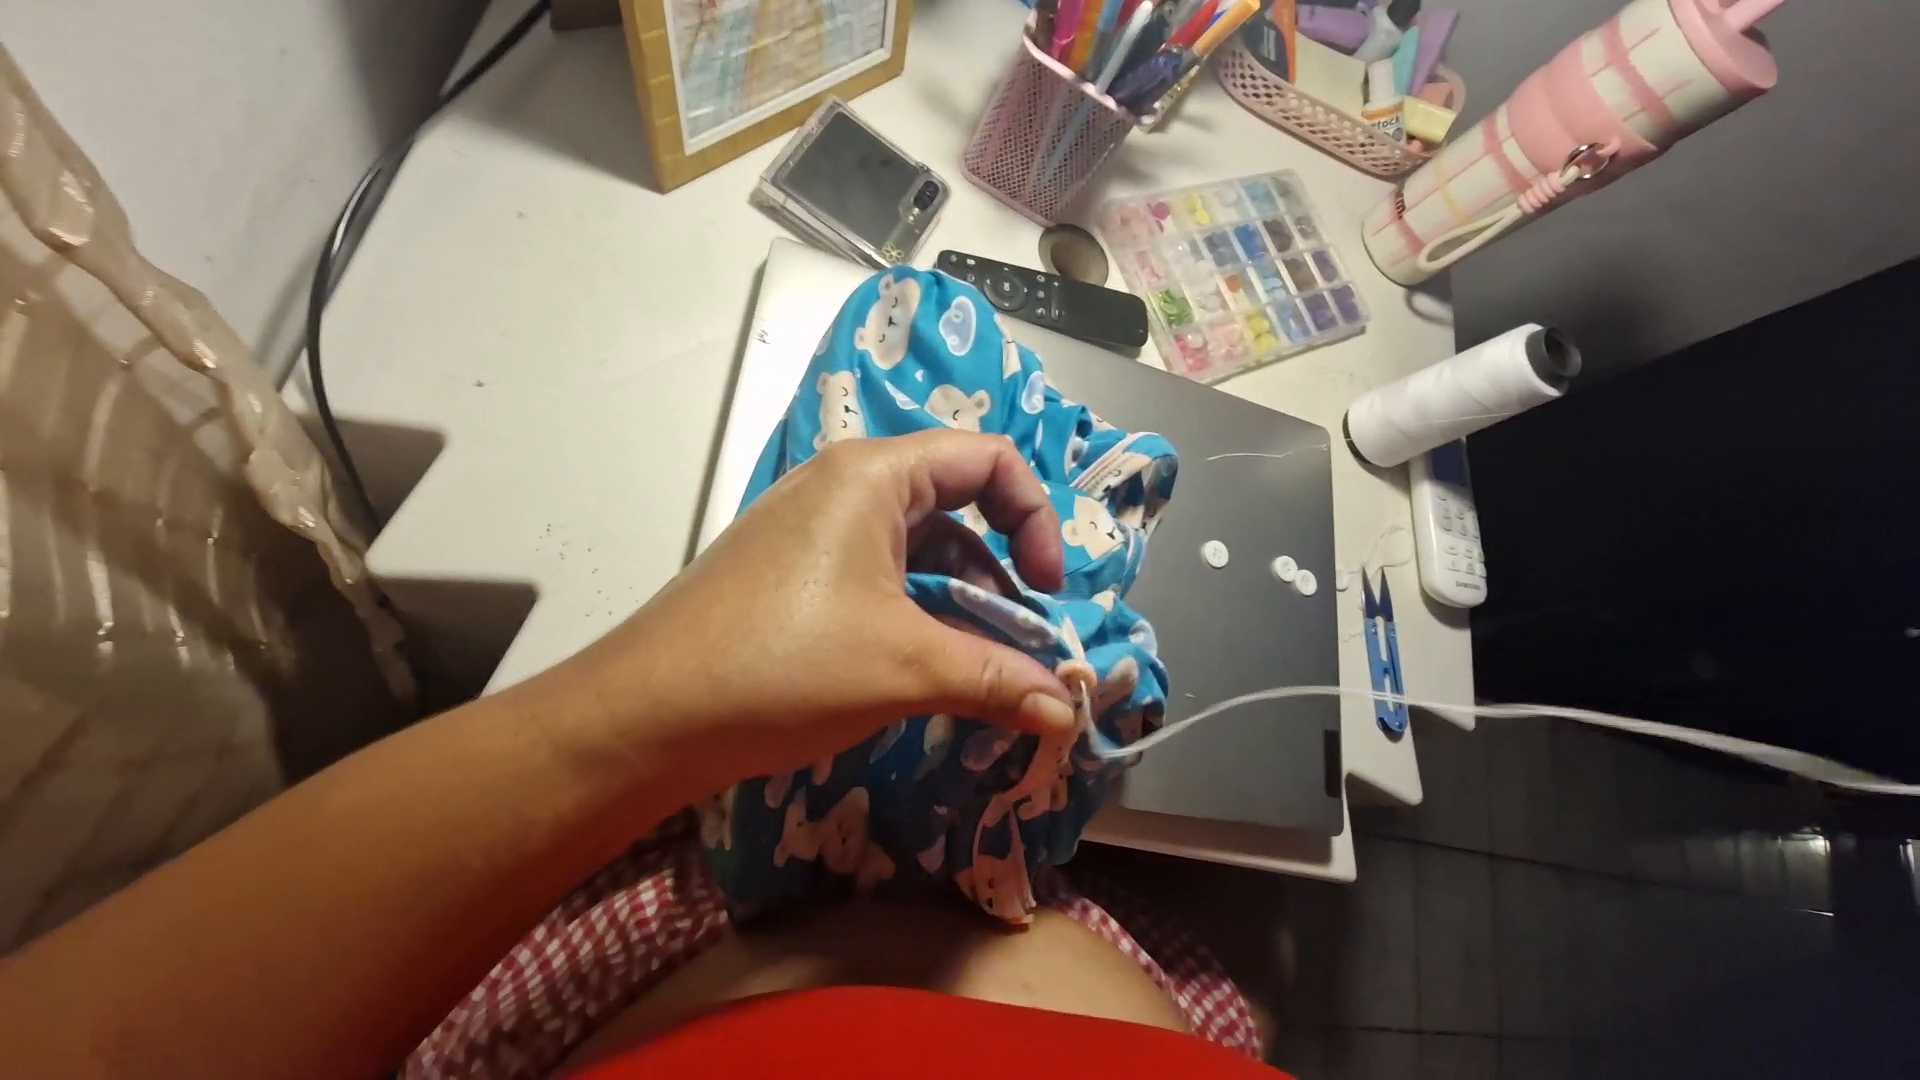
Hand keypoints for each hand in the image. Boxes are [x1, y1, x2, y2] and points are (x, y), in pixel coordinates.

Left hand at [527, 430, 1076, 804]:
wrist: (646, 716)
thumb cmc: (783, 665)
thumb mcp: (905, 668)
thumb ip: (996, 680)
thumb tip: (1068, 711)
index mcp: (874, 475)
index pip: (989, 460)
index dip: (1036, 518)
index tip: (1047, 591)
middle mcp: (844, 486)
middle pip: (957, 503)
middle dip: (1003, 570)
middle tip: (1023, 637)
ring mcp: (814, 530)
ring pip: (917, 548)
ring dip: (962, 601)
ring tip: (984, 665)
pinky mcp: (795, 572)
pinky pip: (879, 576)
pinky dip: (918, 614)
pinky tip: (928, 667)